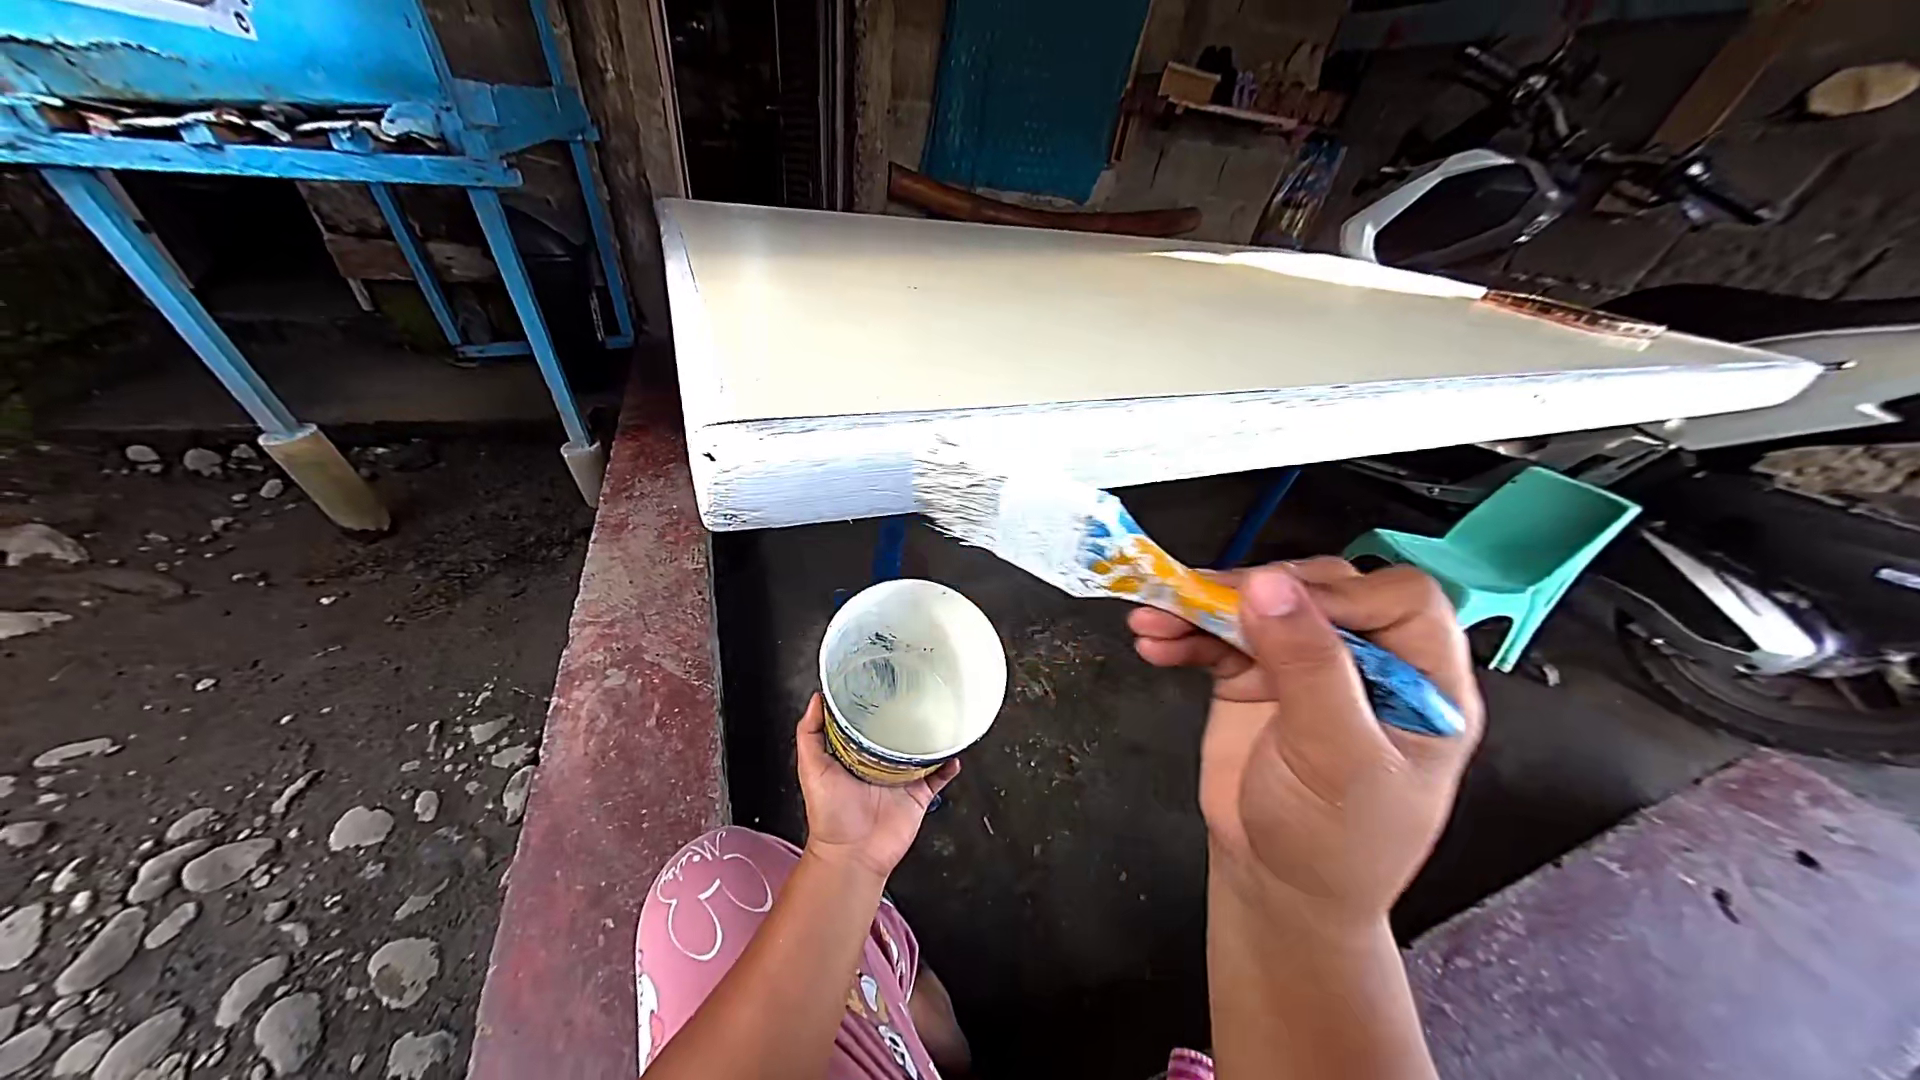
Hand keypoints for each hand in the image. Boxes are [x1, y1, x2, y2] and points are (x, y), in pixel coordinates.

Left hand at [795, 693, 959, 878]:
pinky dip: (948, 766)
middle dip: (907, 718)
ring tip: (941, 717)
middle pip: (897, 735)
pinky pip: (938, 777)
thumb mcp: (811, 767)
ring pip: (921, 752)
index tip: (880, 683)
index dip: (872, 705)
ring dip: (931, 738)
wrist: (852, 854)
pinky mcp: (918, 795)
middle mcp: (879, 764)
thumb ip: (810, 734)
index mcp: (855, 755)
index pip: (866, 723)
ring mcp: (901, 780)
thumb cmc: (829, 815)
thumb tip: (816, 700)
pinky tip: (953, 754)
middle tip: (916, 695)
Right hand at [1128, 558, 1483, 925]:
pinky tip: (1156, 644)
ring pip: (1256, 606)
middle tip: (1202, 601)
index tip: (1279, 606)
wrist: (1273, 882)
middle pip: (1316, 590)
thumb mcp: (1335, 756)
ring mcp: (1302, 664)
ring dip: (1199, 608)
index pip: (1397, 600)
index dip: (1341, 594)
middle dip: (1253, 592)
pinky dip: (1182, 634)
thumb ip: (1309, 666)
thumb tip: (1269, 585)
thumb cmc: (1332, 840)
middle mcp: (1362, 661)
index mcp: (1419, 680)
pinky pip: (1216, 636)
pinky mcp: (1251, 674)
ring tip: (1154, 620)